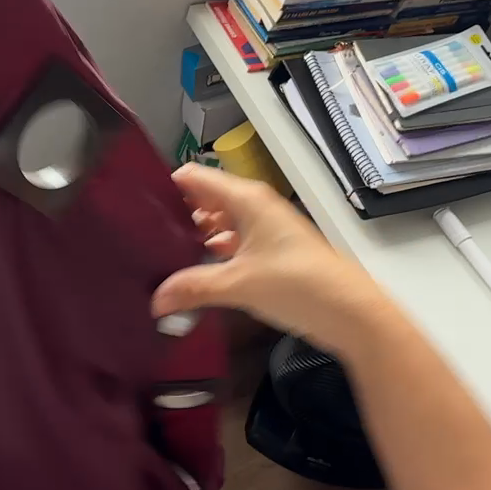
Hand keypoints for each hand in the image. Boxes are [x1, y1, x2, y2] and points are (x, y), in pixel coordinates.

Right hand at [152, 164, 396, 355]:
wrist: (352, 313)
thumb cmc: (299, 285)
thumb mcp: (238, 285)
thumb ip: (193, 287)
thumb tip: (155, 300)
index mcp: (246, 198)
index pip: (195, 177)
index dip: (167, 185)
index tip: (138, 202)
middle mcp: (255, 205)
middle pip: (206, 198)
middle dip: (177, 214)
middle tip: (143, 235)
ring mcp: (266, 227)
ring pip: (221, 221)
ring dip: (197, 236)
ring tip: (164, 255)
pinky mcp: (273, 249)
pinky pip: (235, 241)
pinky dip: (217, 251)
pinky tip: (199, 271)